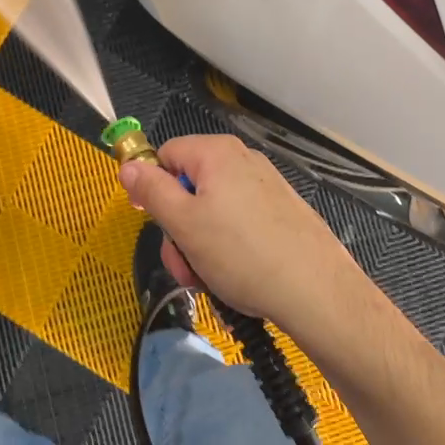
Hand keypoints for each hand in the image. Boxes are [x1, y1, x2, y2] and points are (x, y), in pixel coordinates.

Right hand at [118, 135, 360, 328]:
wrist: (316, 291)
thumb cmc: (243, 253)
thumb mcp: (184, 224)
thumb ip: (151, 191)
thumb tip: (128, 165)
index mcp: (216, 152)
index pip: (166, 155)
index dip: (152, 188)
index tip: (153, 222)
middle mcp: (243, 160)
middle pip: (189, 185)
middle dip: (179, 227)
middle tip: (185, 264)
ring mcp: (265, 186)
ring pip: (213, 210)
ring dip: (201, 244)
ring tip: (211, 277)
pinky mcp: (281, 212)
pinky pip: (239, 223)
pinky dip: (228, 247)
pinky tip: (236, 276)